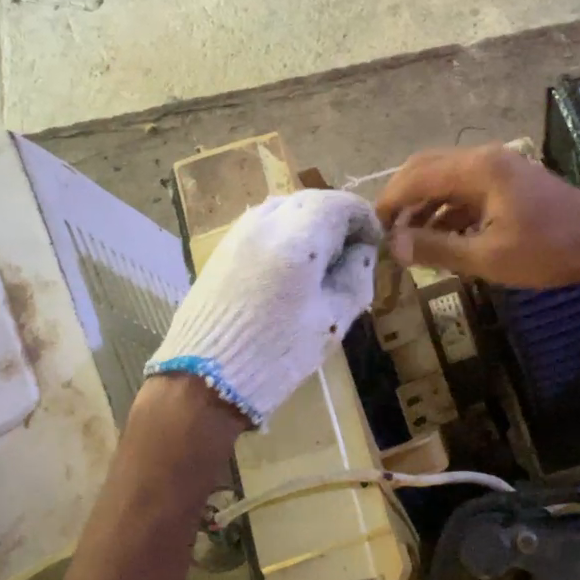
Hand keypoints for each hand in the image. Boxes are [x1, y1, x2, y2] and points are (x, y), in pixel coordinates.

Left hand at [146, 190, 380, 426]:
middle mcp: (266, 221)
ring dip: (310, 225)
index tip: (374, 248)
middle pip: (312, 200)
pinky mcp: (222, 247)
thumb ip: (356, 275)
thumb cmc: (279, 353)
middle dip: (337, 221)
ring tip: (320, 264)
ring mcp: (238, 231)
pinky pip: (263, 225)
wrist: (204, 378)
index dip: (366, 221)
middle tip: (350, 256)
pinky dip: (284, 234)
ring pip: (285, 209)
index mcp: (299, 236)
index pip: (342, 204)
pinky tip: (289, 270)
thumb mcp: (334, 318)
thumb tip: (362, 251)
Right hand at [374, 144, 579, 287]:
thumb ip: (438, 248)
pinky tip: (442, 238)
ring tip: (409, 241)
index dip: (390, 202)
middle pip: (427, 169)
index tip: (372, 229)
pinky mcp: (511, 182)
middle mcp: (485, 158)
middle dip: (403, 199)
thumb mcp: (488, 257)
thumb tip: (395, 245)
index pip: (416, 176)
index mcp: (477, 169)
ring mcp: (500, 167)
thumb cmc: (548, 252)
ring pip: (446, 179)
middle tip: (385, 232)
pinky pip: (467, 189)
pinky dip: (448, 210)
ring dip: (425, 206)